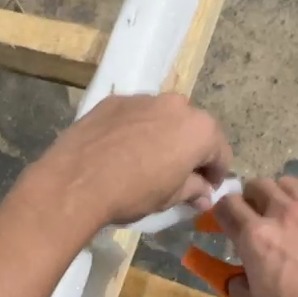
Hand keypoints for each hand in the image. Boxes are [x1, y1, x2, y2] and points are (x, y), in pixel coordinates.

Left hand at [22, 93, 231, 231]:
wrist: (77, 181)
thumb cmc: (133, 192)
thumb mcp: (169, 198)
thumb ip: (193, 190)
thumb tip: (205, 194)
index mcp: (199, 129)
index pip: (220, 152)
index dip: (216, 174)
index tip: (206, 190)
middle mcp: (176, 105)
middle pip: (192, 129)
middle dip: (189, 151)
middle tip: (177, 175)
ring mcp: (143, 98)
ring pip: (162, 118)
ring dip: (162, 136)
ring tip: (145, 161)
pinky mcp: (113, 100)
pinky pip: (134, 116)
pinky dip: (134, 130)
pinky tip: (120, 151)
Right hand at [213, 178, 297, 296]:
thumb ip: (235, 287)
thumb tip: (240, 276)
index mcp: (255, 237)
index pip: (227, 206)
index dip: (220, 213)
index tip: (224, 223)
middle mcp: (283, 214)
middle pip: (257, 185)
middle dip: (249, 199)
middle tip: (254, 219)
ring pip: (288, 184)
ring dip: (279, 196)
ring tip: (285, 216)